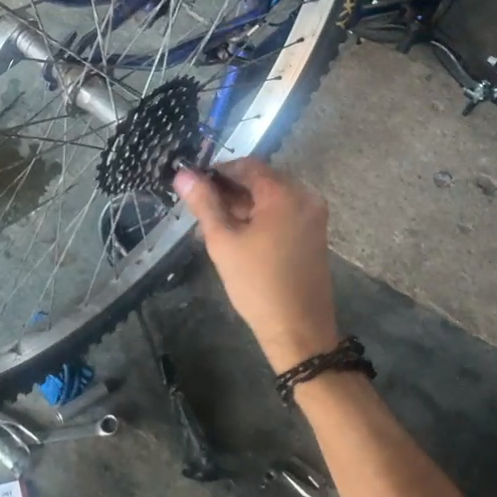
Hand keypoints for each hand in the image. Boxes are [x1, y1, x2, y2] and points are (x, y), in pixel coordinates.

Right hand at [174, 158, 339, 370]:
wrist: (298, 330)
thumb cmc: (257, 283)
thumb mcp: (223, 240)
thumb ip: (204, 203)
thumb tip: (183, 174)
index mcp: (285, 194)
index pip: (247, 165)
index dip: (217, 171)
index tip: (192, 184)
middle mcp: (305, 197)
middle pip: (261, 180)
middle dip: (229, 189)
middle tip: (199, 205)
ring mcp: (313, 216)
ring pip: (271, 197)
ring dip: (243, 204)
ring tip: (213, 223)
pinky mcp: (313, 234)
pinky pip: (282, 213)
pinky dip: (259, 216)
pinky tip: (237, 233)